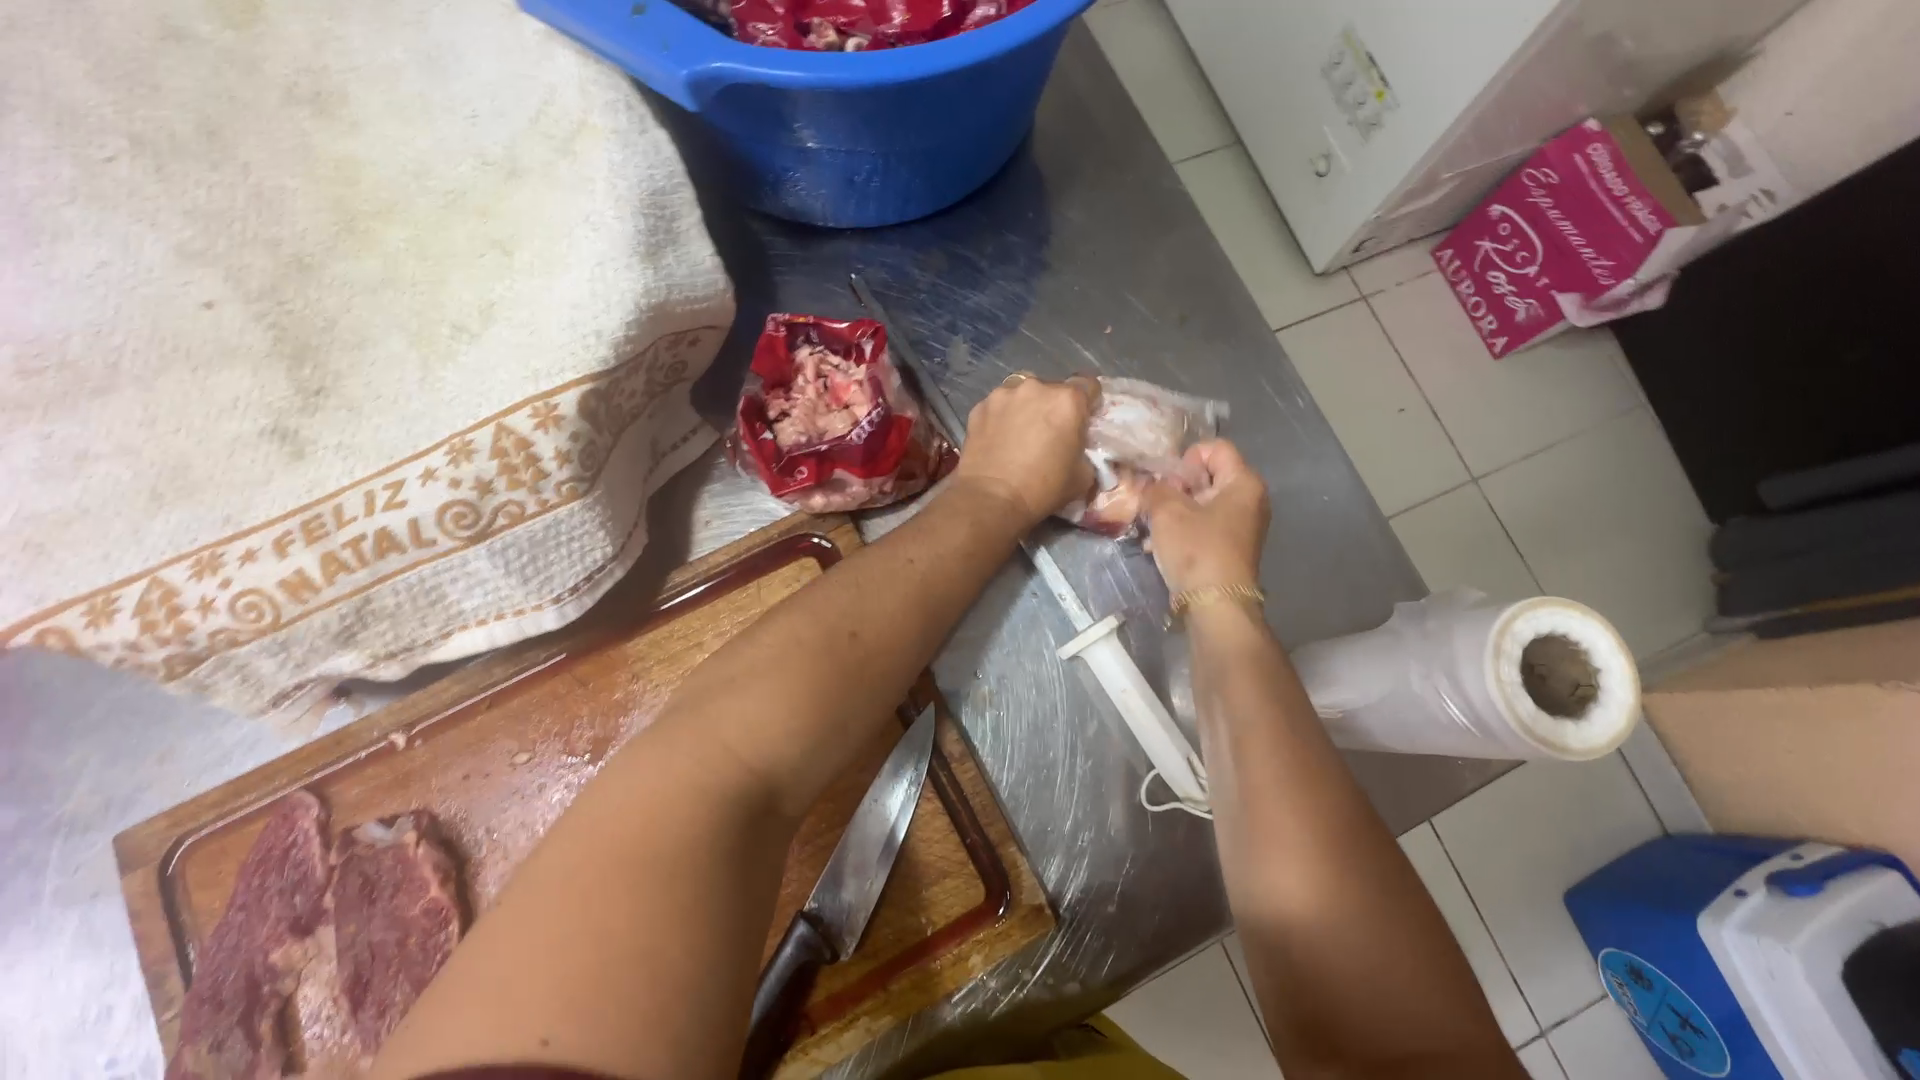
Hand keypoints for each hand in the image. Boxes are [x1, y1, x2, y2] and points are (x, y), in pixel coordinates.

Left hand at [949, 374, 1099, 528]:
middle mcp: (1036, 387)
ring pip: (1022, 392)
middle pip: (1053, 388)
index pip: (1088, 385)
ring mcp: (1004, 394)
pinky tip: (998, 438)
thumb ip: (1087, 450)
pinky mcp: (979, 407)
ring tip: (1020, 432)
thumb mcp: (1084, 475)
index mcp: (1068, 400)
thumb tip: (1079, 447)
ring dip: (1026, 406)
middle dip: (1054, 406)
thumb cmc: (1043, 488)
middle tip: (1049, 432)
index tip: (1083, 419)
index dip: (1089, 402)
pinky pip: (998, 405)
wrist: (991, 499)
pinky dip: (1001, 416)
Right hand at [1140, 440, 1270, 593]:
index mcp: (1244, 482)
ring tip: (1150, 528)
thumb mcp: (1166, 511)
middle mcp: (1250, 500)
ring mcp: (1242, 526)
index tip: (1167, 482)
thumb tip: (1152, 485)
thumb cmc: (1196, 549)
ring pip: (1201, 504)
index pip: (1214, 448)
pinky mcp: (1230, 549)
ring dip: (1173, 512)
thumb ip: (1155, 488)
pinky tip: (1157, 547)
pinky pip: (1203, 527)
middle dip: (1175, 487)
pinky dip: (1181, 532)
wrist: (1215, 605)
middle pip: (1207, 477)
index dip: (1185, 458)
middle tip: (1153, 504)